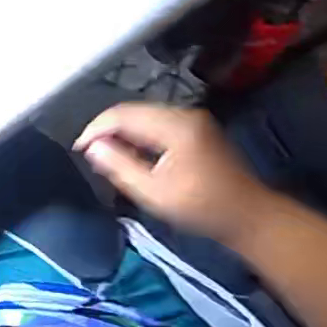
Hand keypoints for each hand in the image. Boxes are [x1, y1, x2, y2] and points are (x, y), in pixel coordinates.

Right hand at [74, 104, 278, 246]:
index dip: (96, 128)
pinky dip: (139, 134)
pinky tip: (130, 152)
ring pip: (145, 115)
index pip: (124, 114)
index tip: (78, 148)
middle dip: (107, 128)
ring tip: (104, 153)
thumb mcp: (154, 193)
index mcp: (175, 126)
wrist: (248, 215)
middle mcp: (184, 113)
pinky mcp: (196, 127)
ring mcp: (193, 119)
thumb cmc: (202, 209)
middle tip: (88, 152)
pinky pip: (158, 123)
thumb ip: (120, 167)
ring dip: (122, 130)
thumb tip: (91, 147)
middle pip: (134, 111)